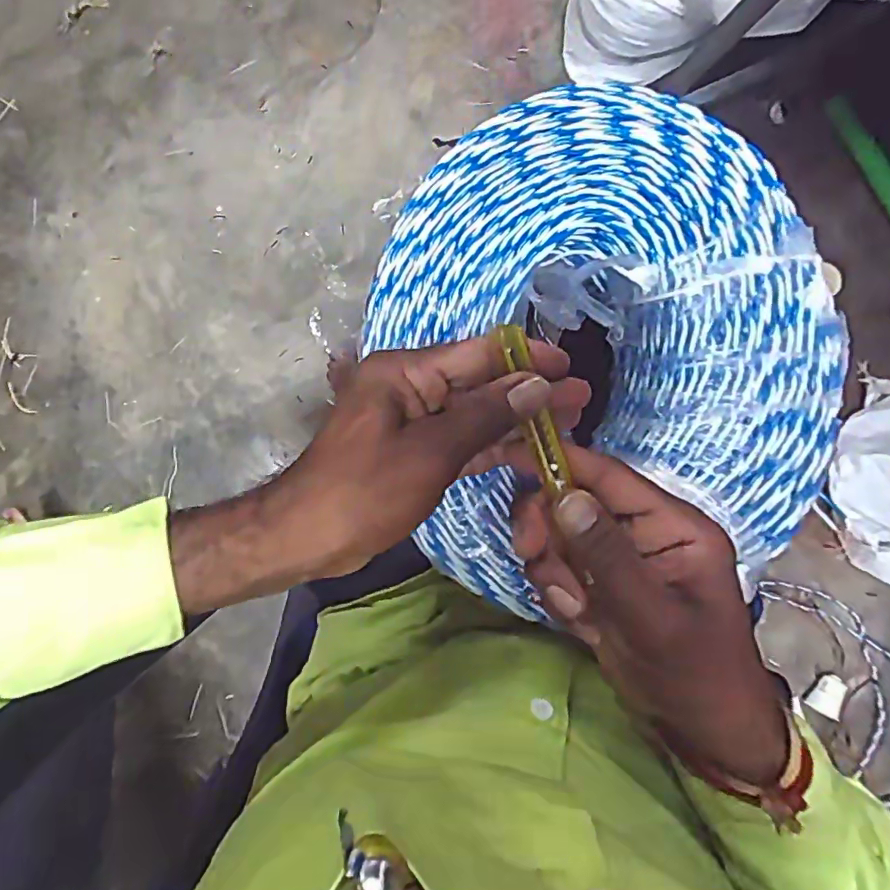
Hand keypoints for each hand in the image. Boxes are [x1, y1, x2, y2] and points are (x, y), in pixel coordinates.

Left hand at [168, 335, 588, 614]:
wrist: (308, 536)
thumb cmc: (364, 491)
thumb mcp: (430, 452)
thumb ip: (485, 415)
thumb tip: (537, 384)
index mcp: (404, 372)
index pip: (476, 353)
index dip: (526, 357)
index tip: (569, 365)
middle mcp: (407, 386)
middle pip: (478, 381)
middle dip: (528, 390)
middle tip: (582, 397)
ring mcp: (409, 420)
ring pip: (472, 412)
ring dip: (515, 418)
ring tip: (569, 420)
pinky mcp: (411, 450)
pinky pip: (457, 439)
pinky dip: (489, 444)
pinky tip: (528, 448)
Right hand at [506, 442, 789, 785]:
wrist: (704, 735)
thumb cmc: (695, 675)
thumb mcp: (651, 617)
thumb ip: (606, 556)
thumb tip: (565, 496)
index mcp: (672, 525)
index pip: (607, 475)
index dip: (558, 460)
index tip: (506, 453)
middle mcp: (642, 531)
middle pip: (571, 500)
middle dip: (546, 528)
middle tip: (529, 553)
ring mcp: (618, 556)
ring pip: (557, 534)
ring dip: (552, 569)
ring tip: (576, 608)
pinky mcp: (599, 580)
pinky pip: (557, 566)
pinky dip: (557, 592)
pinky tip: (582, 622)